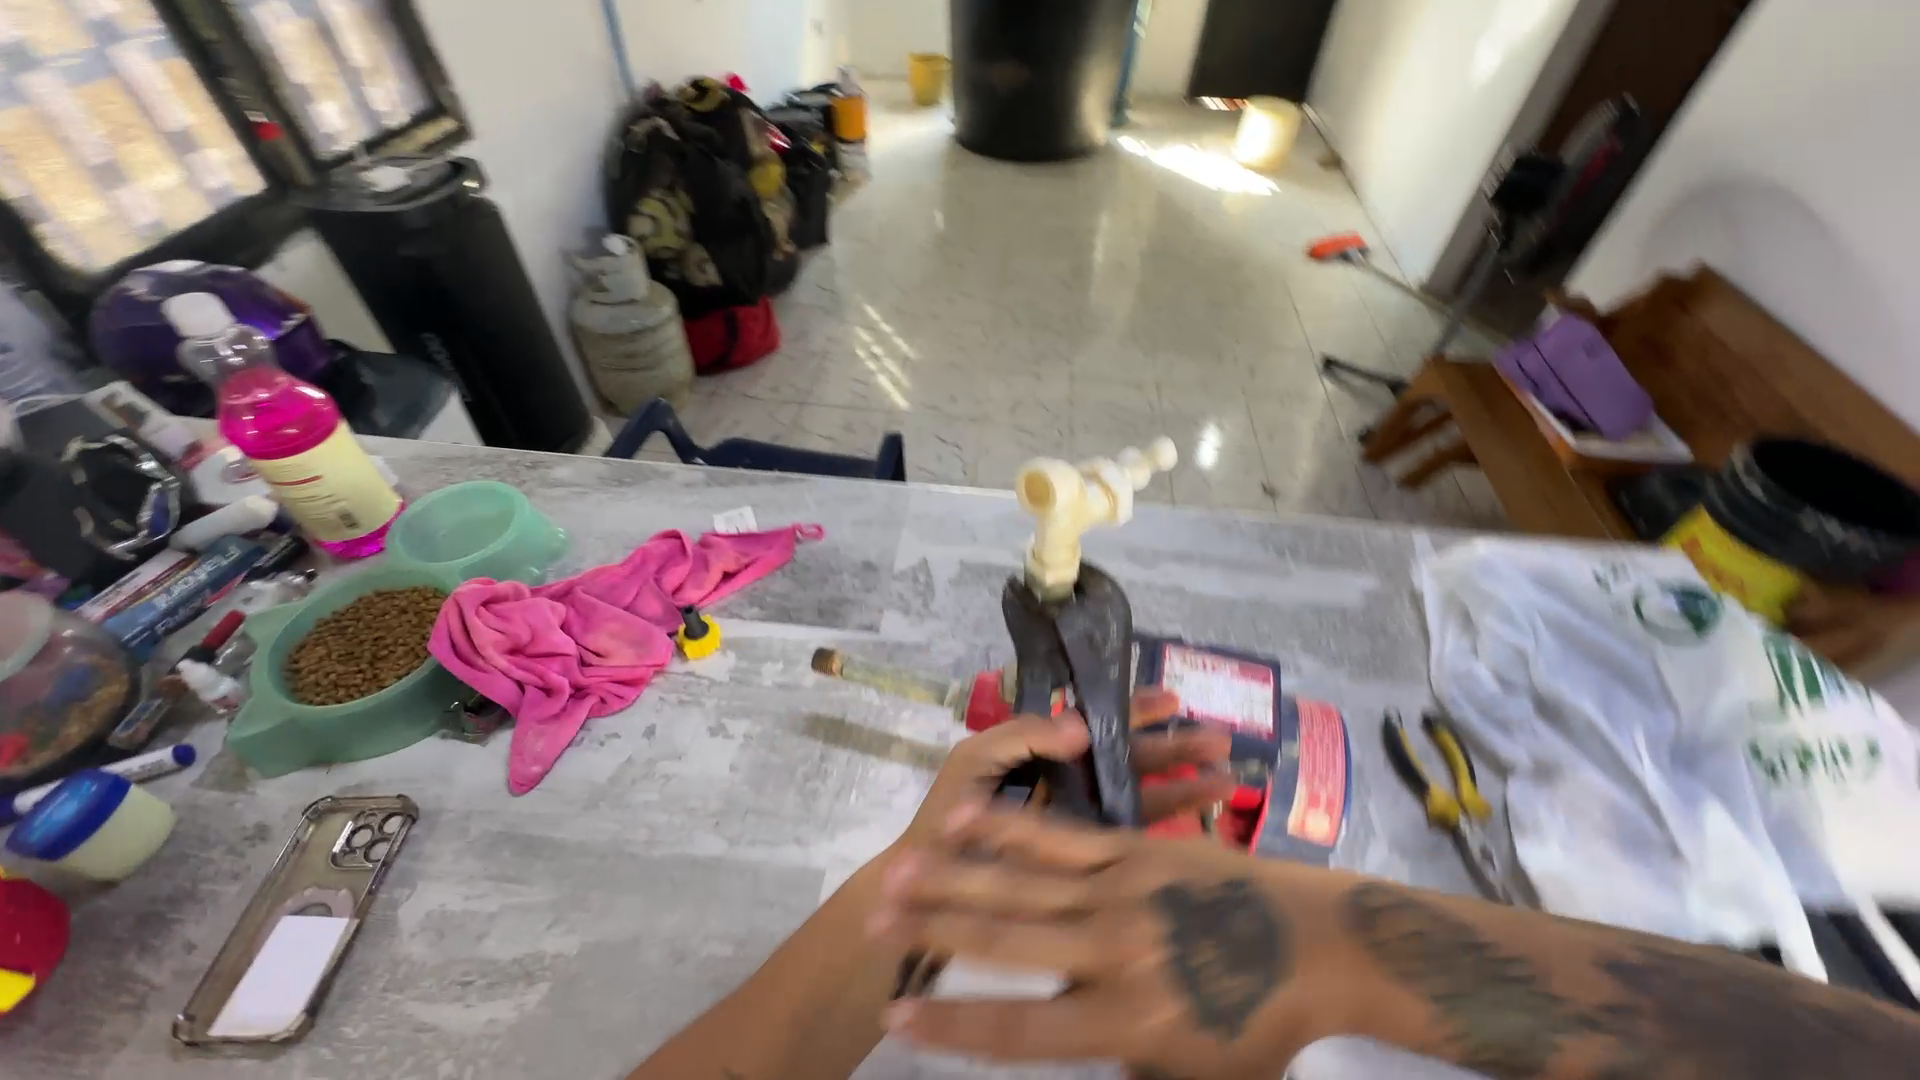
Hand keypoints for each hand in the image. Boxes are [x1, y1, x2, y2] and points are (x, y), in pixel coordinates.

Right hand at [873, 807, 1349, 1078]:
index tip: (896, 1016)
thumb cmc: (1268, 1023)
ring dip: (956, 876)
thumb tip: (1067, 1037)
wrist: (1329, 946)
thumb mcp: (1195, 1073)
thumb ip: (1123, 1057)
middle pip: (1004, 942)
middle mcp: (1110, 955)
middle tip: (871, 920)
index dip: (952, 1025)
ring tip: (901, 868)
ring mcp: (1120, 892)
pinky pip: (1061, 838)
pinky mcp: (1134, 850)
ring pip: (1022, 883)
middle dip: (933, 933)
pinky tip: (968, 816)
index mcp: (1125, 1024)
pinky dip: (1009, 829)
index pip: (1019, 1030)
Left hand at [894, 688, 1237, 853]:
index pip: (1097, 724)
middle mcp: (1065, 784)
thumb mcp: (976, 765)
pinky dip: (1169, 825)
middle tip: (1218, 738)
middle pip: (1128, 758)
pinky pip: (1134, 838)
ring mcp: (1079, 828)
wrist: (923, 901)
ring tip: (1228, 776)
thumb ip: (1021, 737)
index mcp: (1040, 755)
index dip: (1133, 711)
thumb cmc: (945, 825)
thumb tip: (1081, 726)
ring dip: (1181, 783)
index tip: (1171, 701)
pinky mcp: (1088, 869)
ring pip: (1141, 795)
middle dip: (1171, 746)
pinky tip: (1206, 820)